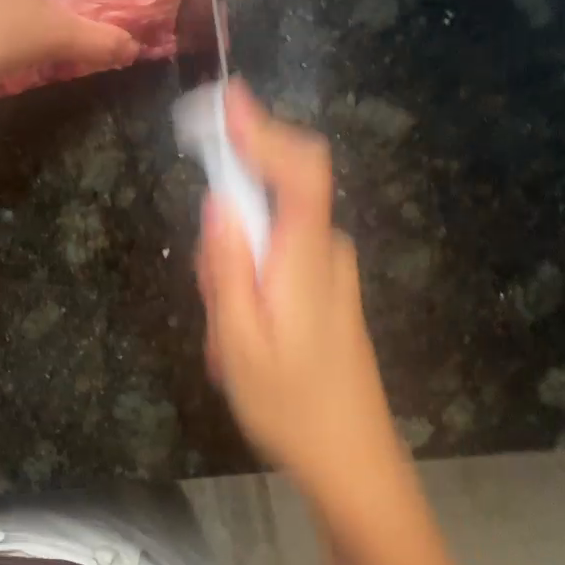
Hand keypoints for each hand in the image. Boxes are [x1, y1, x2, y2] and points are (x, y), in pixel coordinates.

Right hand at [197, 81, 400, 499]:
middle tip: (211, 302)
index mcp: (305, 259)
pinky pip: (277, 260)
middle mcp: (325, 254)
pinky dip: (248, 284)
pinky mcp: (326, 292)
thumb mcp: (238, 341)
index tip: (225, 101)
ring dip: (233, 270)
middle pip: (273, 199)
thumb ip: (226, 268)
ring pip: (268, 234)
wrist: (353, 463)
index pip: (297, 170)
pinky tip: (244, 343)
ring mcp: (329, 273)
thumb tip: (218, 202)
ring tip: (228, 341)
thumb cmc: (291, 406)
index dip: (263, 130)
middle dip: (227, 228)